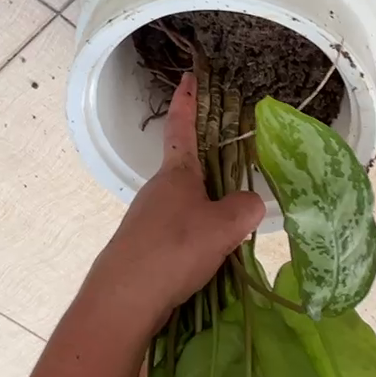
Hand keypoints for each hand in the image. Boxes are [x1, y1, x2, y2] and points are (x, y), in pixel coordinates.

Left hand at [87, 73, 264, 330]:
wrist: (124, 299)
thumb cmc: (172, 250)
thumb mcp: (223, 226)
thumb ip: (245, 209)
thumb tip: (251, 204)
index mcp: (176, 172)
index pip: (182, 126)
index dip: (187, 100)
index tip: (190, 77)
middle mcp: (159, 189)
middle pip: (189, 167)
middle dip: (213, 164)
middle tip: (241, 165)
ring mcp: (149, 218)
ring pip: (187, 202)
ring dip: (209, 206)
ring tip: (237, 225)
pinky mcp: (146, 247)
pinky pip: (181, 229)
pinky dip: (200, 233)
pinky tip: (214, 255)